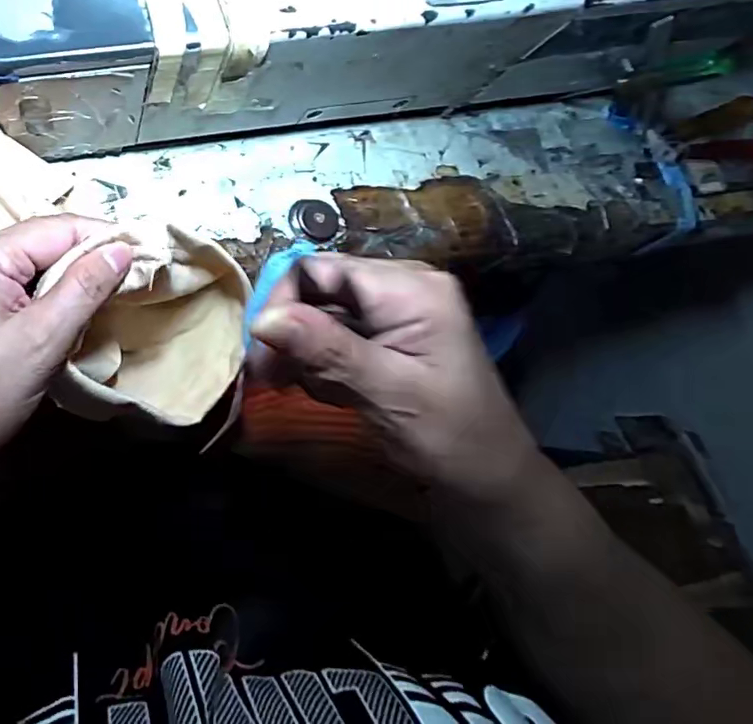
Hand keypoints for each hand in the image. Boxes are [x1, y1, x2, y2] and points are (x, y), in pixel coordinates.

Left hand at [0, 215, 132, 523]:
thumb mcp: (43, 339)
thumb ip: (85, 287)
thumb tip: (123, 247)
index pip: (59, 227)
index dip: (105, 237)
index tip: (146, 256)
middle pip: (50, 240)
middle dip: (91, 258)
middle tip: (133, 279)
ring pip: (42, 262)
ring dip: (75, 278)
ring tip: (109, 297)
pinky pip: (28, 282)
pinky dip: (56, 294)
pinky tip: (74, 313)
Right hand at [245, 255, 546, 506]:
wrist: (491, 484)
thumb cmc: (450, 439)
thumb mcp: (385, 393)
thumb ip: (324, 350)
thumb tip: (261, 318)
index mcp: (410, 288)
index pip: (320, 269)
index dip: (283, 301)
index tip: (262, 351)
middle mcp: (401, 284)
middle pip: (319, 286)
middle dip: (289, 328)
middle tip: (267, 375)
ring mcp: (395, 307)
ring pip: (322, 310)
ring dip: (301, 348)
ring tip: (292, 386)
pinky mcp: (388, 331)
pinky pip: (335, 329)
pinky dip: (319, 358)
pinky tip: (322, 387)